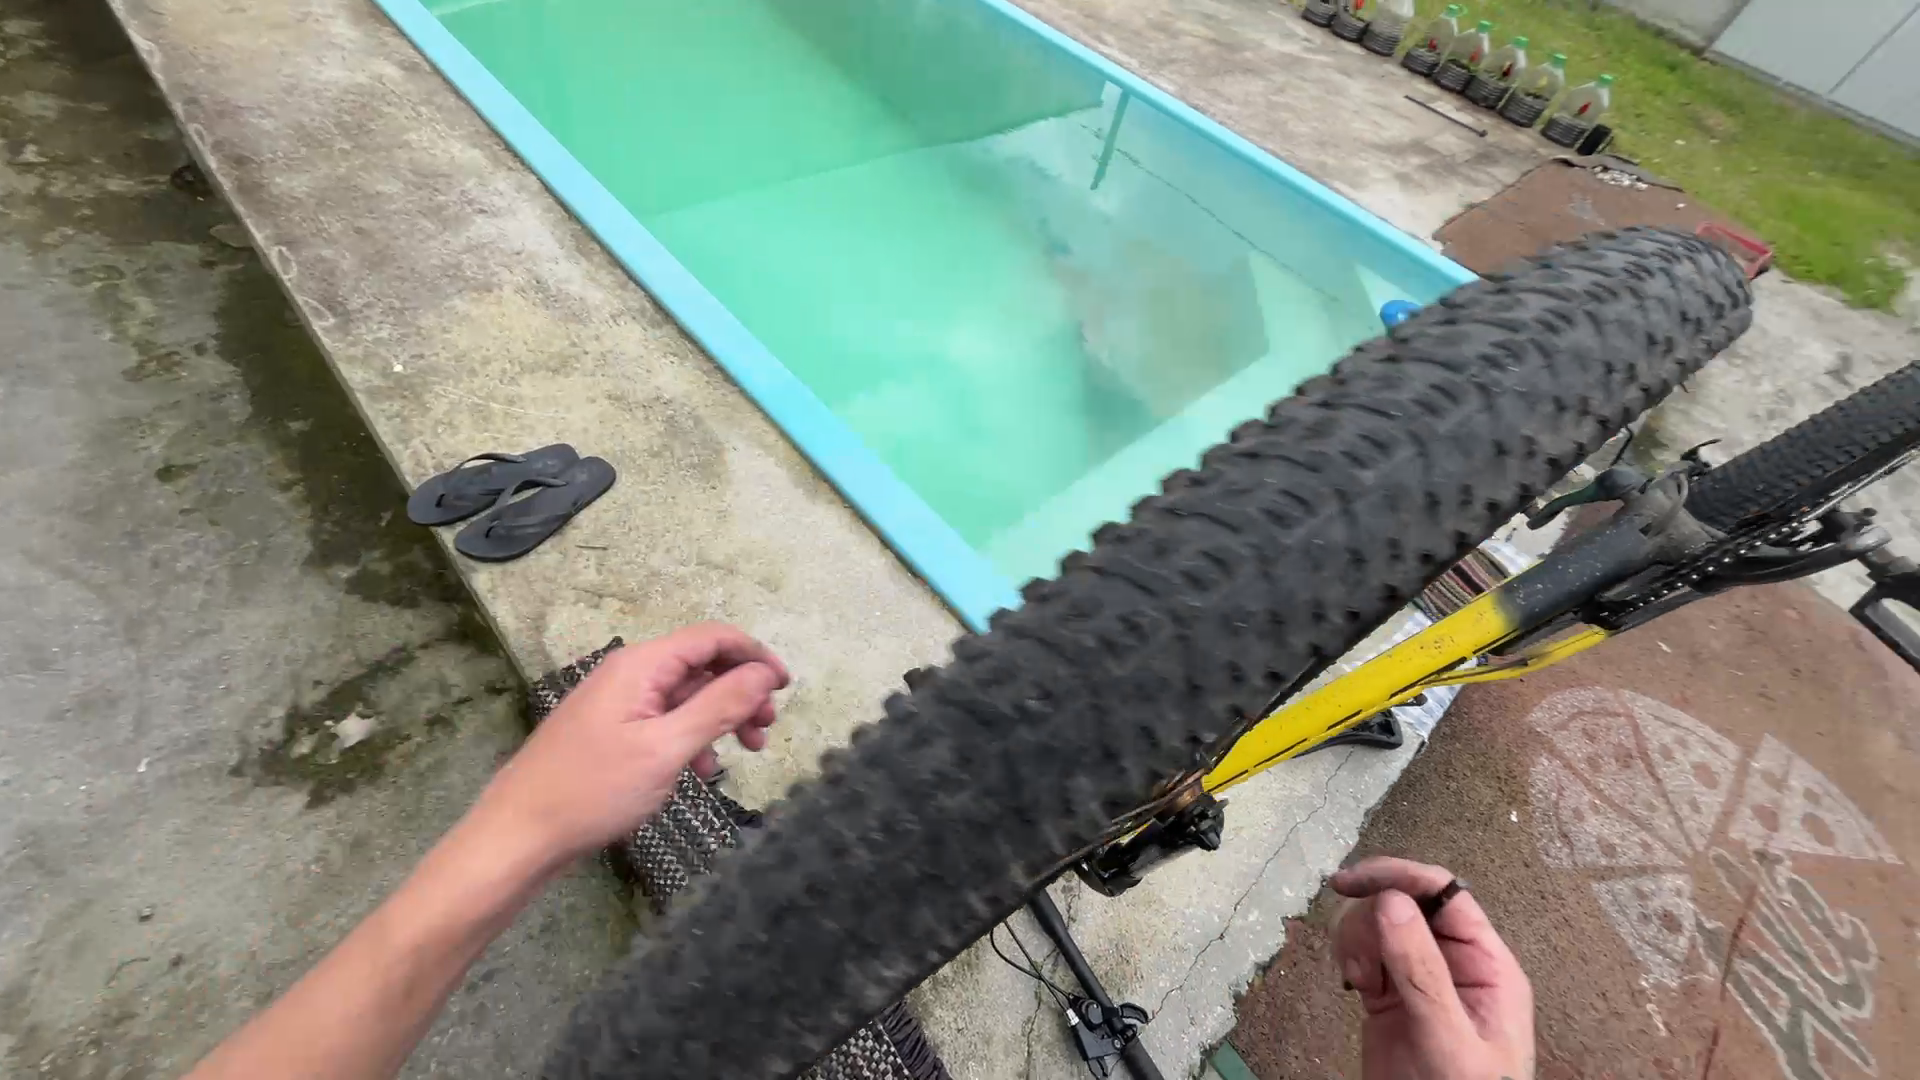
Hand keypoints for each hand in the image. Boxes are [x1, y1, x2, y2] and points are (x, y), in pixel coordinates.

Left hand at [468, 624, 789, 877]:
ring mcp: (622, 702)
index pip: (713, 638)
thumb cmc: (593, 790)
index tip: (784, 687)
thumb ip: (720, 705)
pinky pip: (668, 718)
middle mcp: (633, 673)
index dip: (755, 655)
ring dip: (723, 716)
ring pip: (689, 694)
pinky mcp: (615, 729)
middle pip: (703, 666)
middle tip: (768, 728)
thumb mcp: (667, 749)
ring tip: (749, 750)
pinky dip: (695, 736)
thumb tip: (763, 673)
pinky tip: (704, 769)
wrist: (517, 839)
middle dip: (742, 691)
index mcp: (642, 666)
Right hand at [1330, 857, 1533, 1079]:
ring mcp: (1420, 971)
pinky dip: (1348, 953)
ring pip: (1376, 917)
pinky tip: (1355, 985)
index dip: (1397, 876)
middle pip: (1401, 898)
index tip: (1350, 883)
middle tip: (1359, 959)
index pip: (1443, 891)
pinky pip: (1361, 942)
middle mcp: (1454, 959)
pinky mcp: (1390, 984)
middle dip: (1369, 918)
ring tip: (1360, 980)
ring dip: (1355, 938)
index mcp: (1486, 964)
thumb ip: (1421, 970)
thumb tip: (1391, 899)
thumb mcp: (1446, 1038)